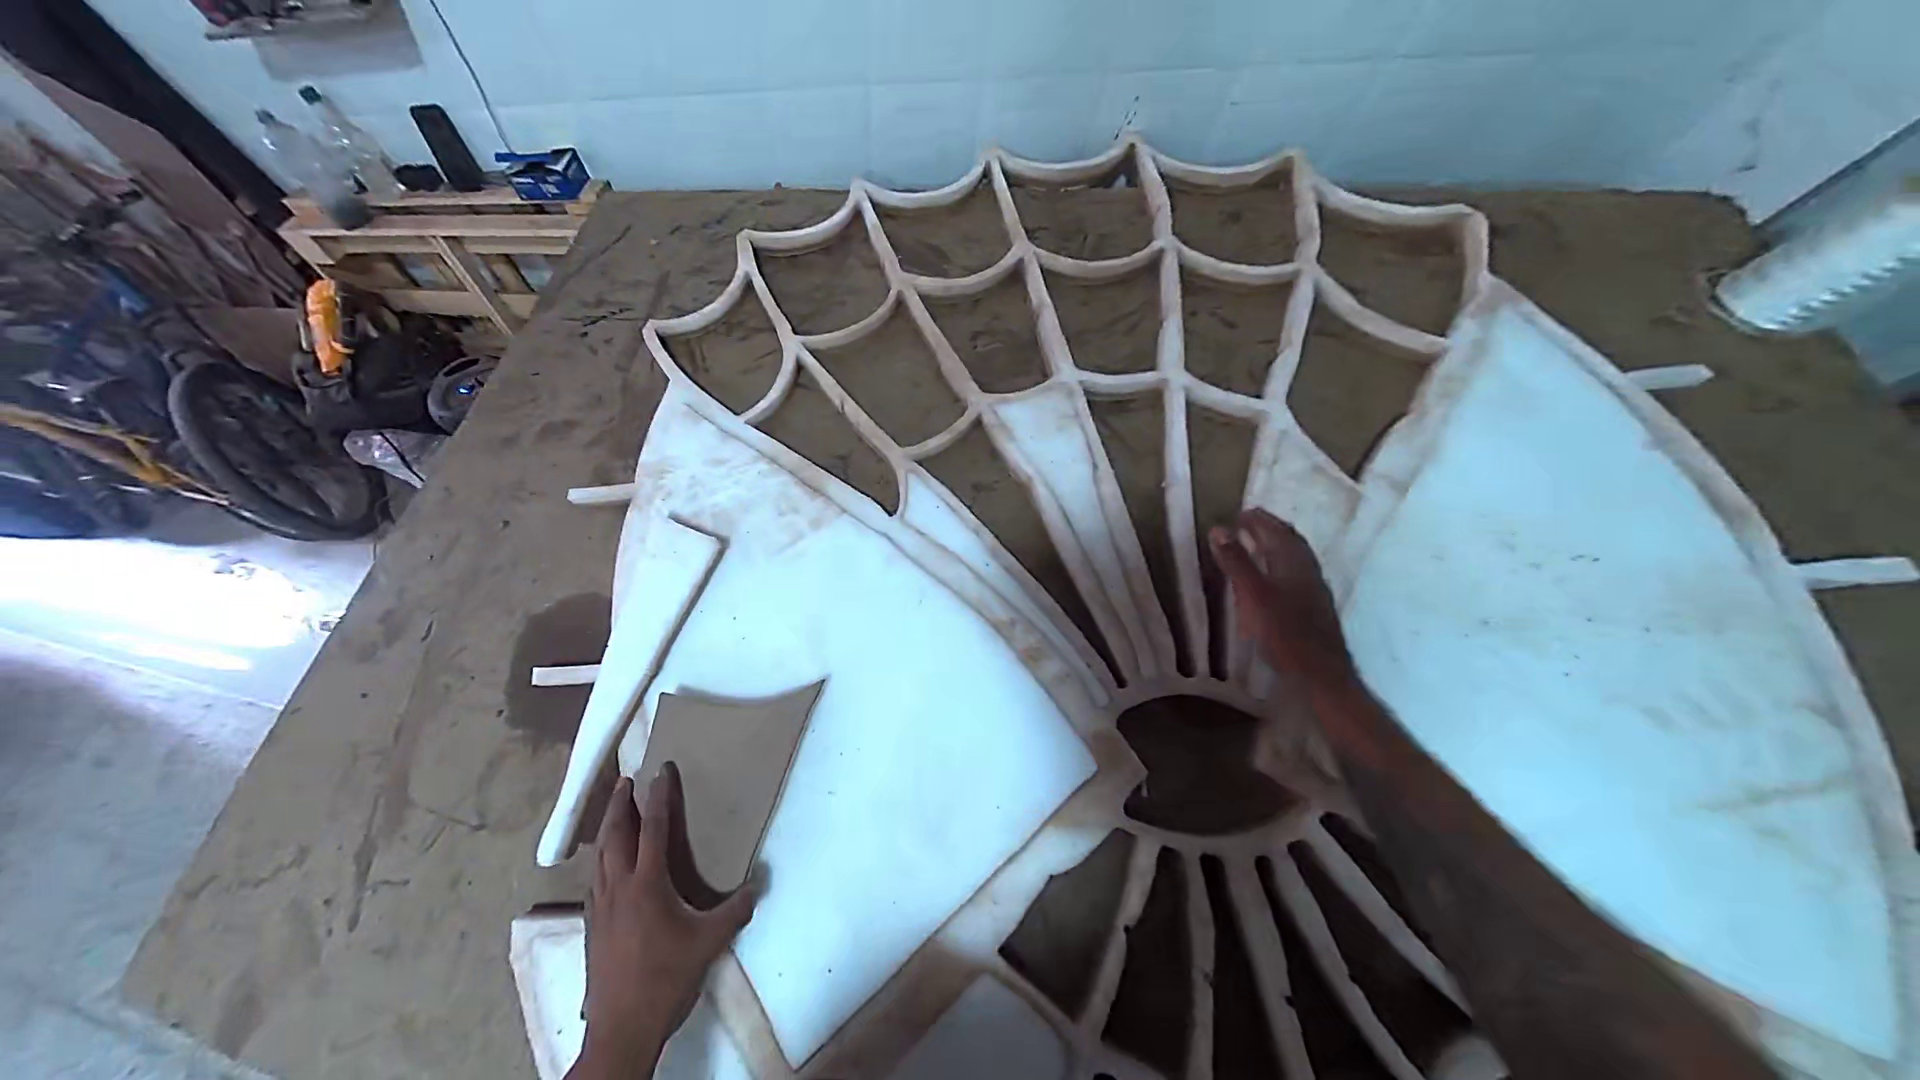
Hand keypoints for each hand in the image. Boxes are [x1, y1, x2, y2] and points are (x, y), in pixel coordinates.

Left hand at [568, 764, 758, 1079]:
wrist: (622, 1027)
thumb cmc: (667, 977)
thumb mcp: (711, 941)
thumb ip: (737, 909)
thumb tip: (758, 884)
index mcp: (648, 883)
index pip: (655, 828)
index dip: (660, 797)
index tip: (661, 771)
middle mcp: (619, 887)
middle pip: (615, 834)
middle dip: (621, 804)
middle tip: (626, 781)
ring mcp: (600, 907)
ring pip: (599, 856)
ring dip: (607, 829)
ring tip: (614, 813)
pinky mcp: (592, 926)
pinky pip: (594, 879)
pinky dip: (600, 859)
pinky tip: (605, 866)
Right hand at [1207, 509, 1356, 689]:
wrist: (1319, 674)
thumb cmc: (1283, 633)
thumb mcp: (1252, 595)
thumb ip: (1236, 562)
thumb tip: (1219, 528)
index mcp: (1294, 562)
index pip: (1276, 531)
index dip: (1258, 520)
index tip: (1239, 513)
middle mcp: (1307, 571)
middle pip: (1289, 541)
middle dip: (1268, 529)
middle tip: (1247, 523)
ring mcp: (1313, 590)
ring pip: (1294, 558)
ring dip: (1275, 547)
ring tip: (1256, 545)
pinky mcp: (1313, 608)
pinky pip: (1294, 574)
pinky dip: (1279, 566)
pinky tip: (1271, 579)